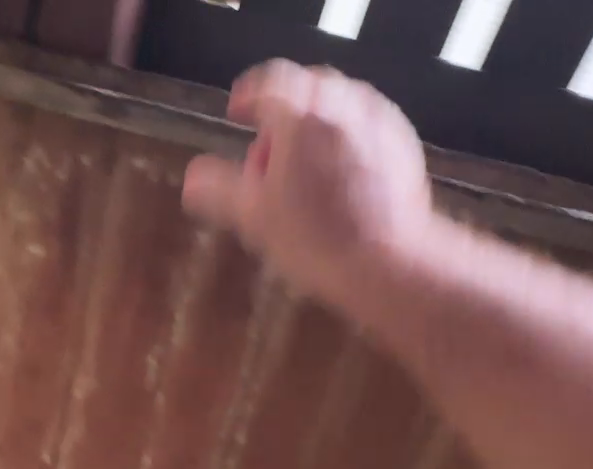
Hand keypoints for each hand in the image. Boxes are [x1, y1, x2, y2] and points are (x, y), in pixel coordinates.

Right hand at [182, 61, 434, 306]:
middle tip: (268, 158)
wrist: (386, 261)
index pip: (266, 83)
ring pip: (336, 109)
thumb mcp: (252, 217)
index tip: (236, 112)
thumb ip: (217, 190)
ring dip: (313, 131)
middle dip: (282, 119)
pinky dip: (344, 143)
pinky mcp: (400, 140)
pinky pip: (363, 128)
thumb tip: (192, 180)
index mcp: (300, 113)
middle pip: (304, 92)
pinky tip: (337, 184)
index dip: (246, 97)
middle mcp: (342, 102)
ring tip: (302, 177)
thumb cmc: (315, 239)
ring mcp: (377, 118)